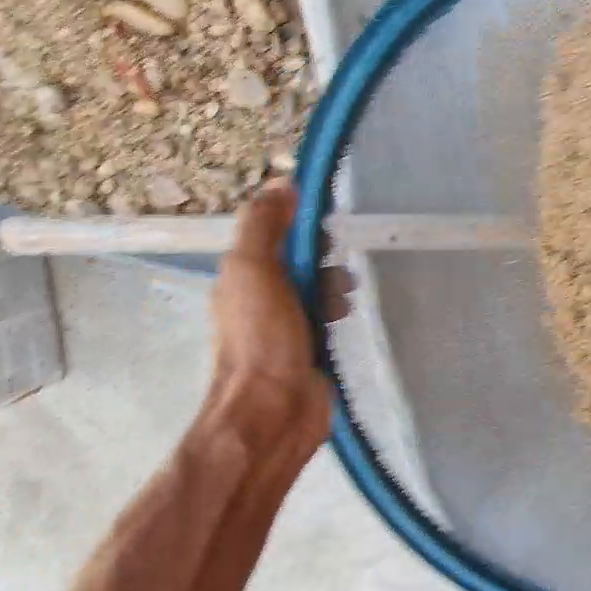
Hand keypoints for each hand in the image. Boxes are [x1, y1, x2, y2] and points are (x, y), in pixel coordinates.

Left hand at [206, 185, 330, 445]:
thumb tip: (282, 182)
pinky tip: (348, 321)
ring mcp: (287, 326)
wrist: (276, 407)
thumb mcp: (253, 269)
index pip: (274, 234)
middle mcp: (260, 297)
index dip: (301, 223)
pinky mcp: (312, 349)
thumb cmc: (262, 338)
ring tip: (345, 301)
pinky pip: (330, 318)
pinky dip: (341, 314)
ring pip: (318, 290)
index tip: (330, 222)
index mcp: (241, 275)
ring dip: (335, 287)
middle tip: (340, 270)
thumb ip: (264, 225)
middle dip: (324, 258)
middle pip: (300, 261)